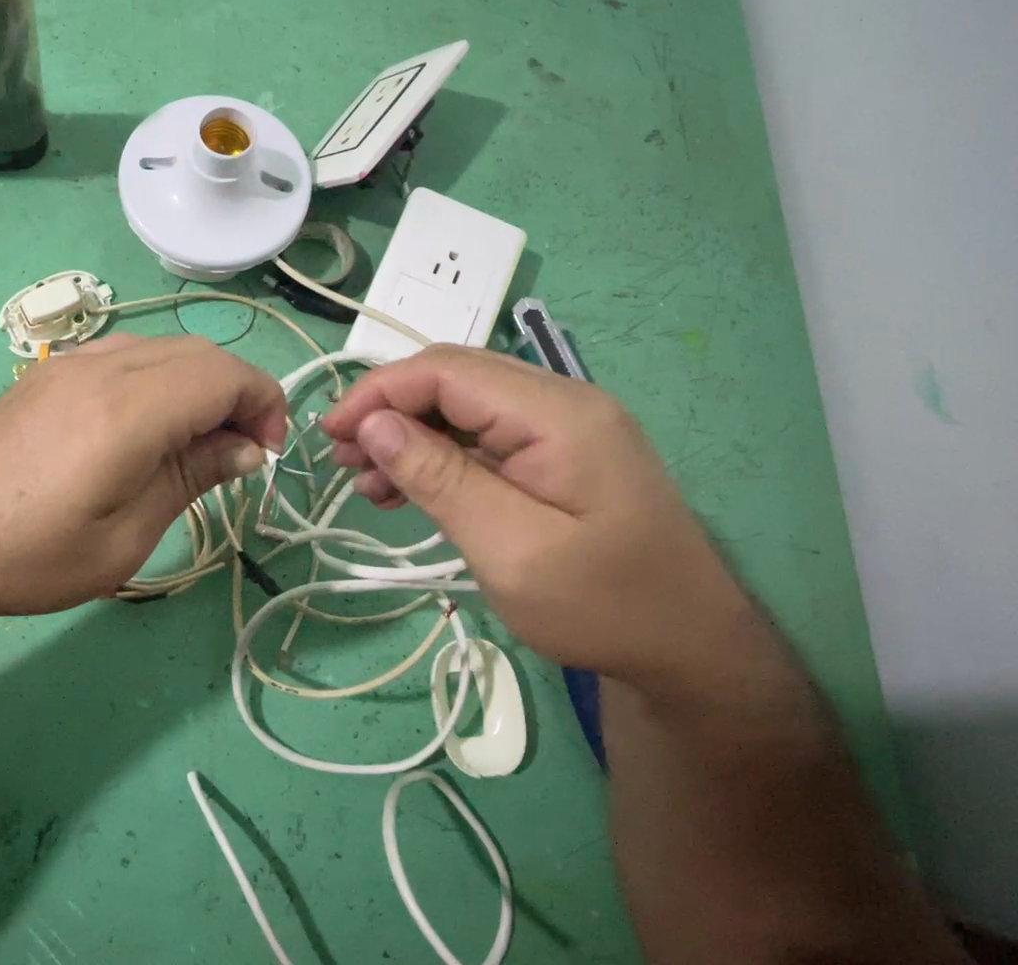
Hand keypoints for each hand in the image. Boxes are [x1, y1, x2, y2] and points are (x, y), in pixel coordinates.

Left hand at [0, 334, 286, 629]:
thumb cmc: (29, 558)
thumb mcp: (126, 538)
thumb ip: (192, 478)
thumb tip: (248, 448)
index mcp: (126, 409)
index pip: (224, 374)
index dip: (263, 403)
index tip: (268, 453)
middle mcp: (99, 368)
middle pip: (198, 352)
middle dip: (237, 393)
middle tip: (240, 454)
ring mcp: (67, 364)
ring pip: (161, 348)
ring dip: (197, 384)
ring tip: (196, 446)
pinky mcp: (45, 374)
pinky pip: (123, 356)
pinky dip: (157, 380)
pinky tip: (146, 430)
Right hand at [320, 345, 751, 688]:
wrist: (688, 647)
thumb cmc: (601, 606)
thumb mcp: (511, 550)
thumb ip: (440, 479)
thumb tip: (374, 424)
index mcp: (557, 414)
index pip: (447, 370)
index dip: (378, 392)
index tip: (330, 433)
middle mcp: (562, 402)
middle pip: (452, 379)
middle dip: (387, 410)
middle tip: (341, 460)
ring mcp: (563, 426)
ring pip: (462, 405)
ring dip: (406, 434)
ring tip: (365, 481)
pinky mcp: (556, 454)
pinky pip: (482, 435)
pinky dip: (435, 455)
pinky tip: (403, 489)